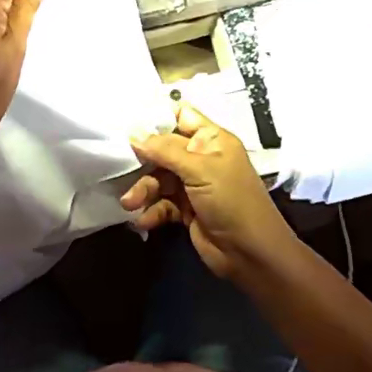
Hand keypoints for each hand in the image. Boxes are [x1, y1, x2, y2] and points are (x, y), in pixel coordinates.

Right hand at [122, 104, 296, 278]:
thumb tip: (133, 133)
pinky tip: (144, 220)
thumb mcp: (200, 170)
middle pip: (163, 149)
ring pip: (158, 178)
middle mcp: (201, 158)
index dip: (157, 117)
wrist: (251, 255)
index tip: (129, 120)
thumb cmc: (231, 201)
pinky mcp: (186, 209)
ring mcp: (193, 185)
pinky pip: (161, 203)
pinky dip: (151, 210)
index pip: (182, 116)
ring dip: (143, 189)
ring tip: (130, 203)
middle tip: (120, 164)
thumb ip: (165, 150)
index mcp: (211, 140)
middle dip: (142, 159)